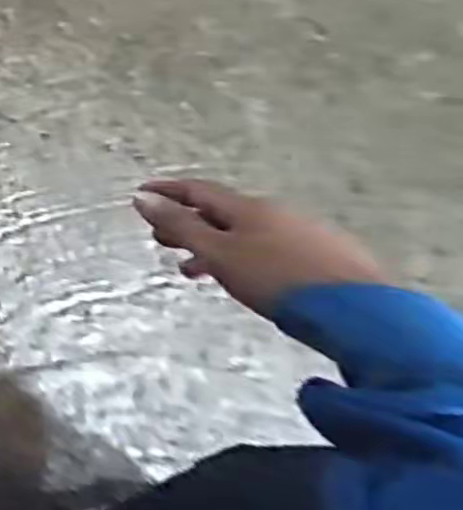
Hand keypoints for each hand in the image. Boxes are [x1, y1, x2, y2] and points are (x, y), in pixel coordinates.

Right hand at [133, 178, 386, 316]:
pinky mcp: (333, 262)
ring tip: (199, 269)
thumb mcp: (215, 251)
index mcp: (249, 207)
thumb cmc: (275, 278)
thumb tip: (142, 197)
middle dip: (188, 224)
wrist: (367, 319)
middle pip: (223, 213)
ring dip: (216, 246)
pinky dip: (247, 257)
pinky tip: (244, 277)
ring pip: (248, 234)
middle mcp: (279, 214)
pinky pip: (275, 250)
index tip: (141, 194)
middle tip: (163, 240)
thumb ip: (177, 224)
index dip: (166, 191)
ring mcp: (311, 237)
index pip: (198, 190)